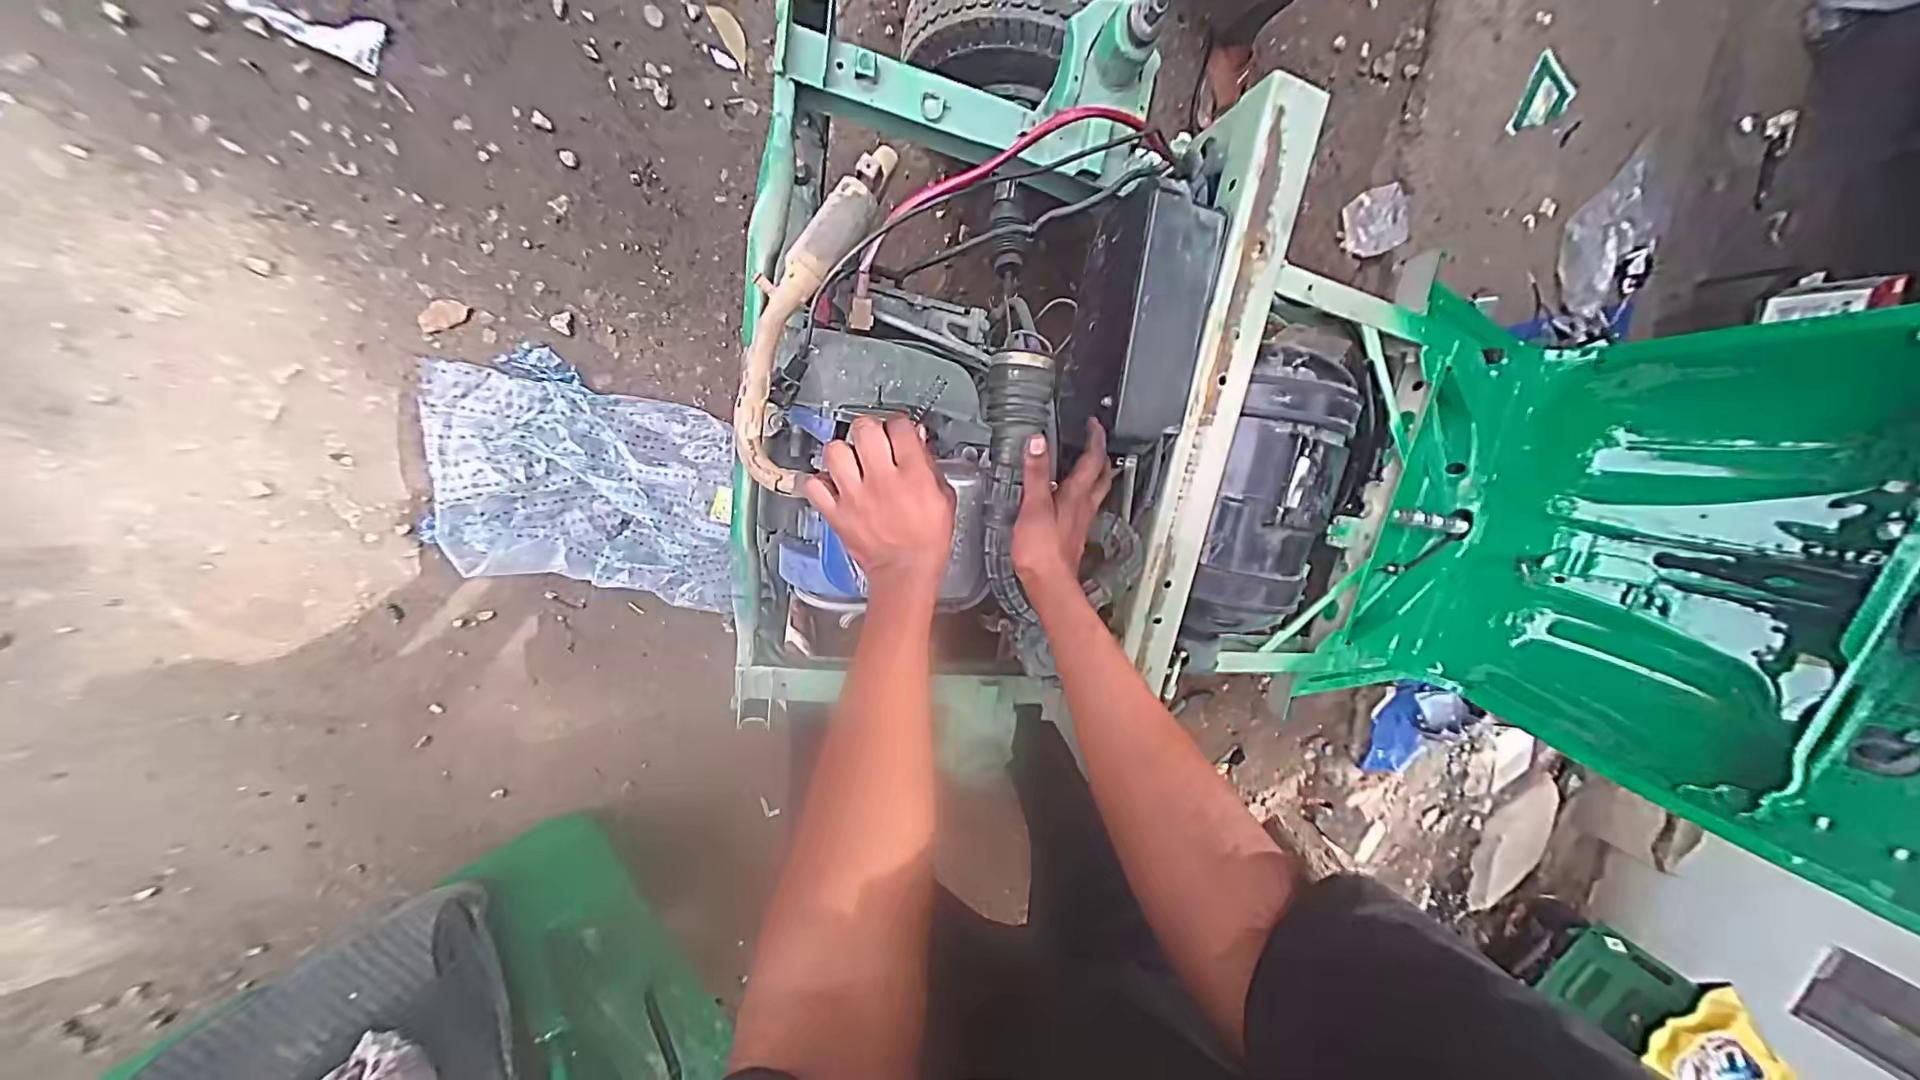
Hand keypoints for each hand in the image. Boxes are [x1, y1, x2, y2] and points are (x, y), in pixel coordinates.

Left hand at [804, 415, 955, 598]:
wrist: (906, 572)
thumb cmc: (928, 540)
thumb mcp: (944, 498)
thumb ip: (930, 466)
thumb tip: (918, 440)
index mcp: (913, 474)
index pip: (900, 426)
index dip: (899, 424)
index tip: (898, 431)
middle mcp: (881, 480)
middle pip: (864, 429)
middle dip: (870, 429)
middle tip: (873, 440)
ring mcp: (855, 496)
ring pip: (835, 450)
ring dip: (843, 452)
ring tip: (851, 461)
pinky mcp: (836, 513)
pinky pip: (814, 485)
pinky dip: (819, 481)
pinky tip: (833, 484)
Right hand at [1011, 418, 1114, 592]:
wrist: (1049, 584)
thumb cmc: (1042, 551)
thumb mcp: (1034, 506)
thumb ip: (1036, 474)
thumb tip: (1037, 443)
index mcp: (1076, 496)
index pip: (1093, 460)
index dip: (1095, 439)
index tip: (1093, 425)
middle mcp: (1083, 508)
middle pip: (1101, 476)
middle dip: (1101, 457)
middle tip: (1096, 443)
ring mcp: (1080, 523)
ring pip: (1096, 493)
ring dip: (1095, 477)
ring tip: (1089, 467)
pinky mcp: (1073, 536)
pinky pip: (1084, 510)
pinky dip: (1081, 498)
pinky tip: (1071, 502)